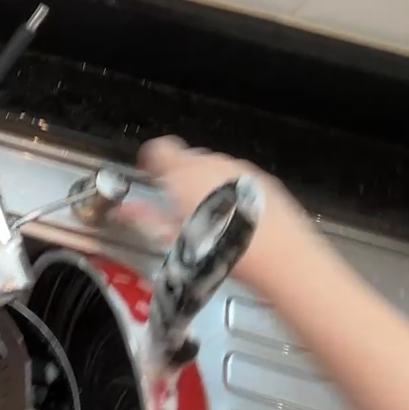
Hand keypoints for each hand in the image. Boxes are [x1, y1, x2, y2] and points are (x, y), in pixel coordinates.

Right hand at [119, 137, 321, 291]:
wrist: (282, 259)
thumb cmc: (224, 248)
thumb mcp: (174, 237)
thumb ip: (145, 217)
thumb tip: (125, 210)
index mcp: (182, 173)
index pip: (157, 150)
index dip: (151, 160)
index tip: (151, 174)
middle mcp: (211, 163)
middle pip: (187, 158)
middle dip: (180, 176)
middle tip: (180, 205)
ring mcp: (240, 170)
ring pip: (214, 168)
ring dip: (207, 184)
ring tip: (211, 216)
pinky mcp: (264, 180)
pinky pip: (239, 178)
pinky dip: (233, 191)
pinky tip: (236, 218)